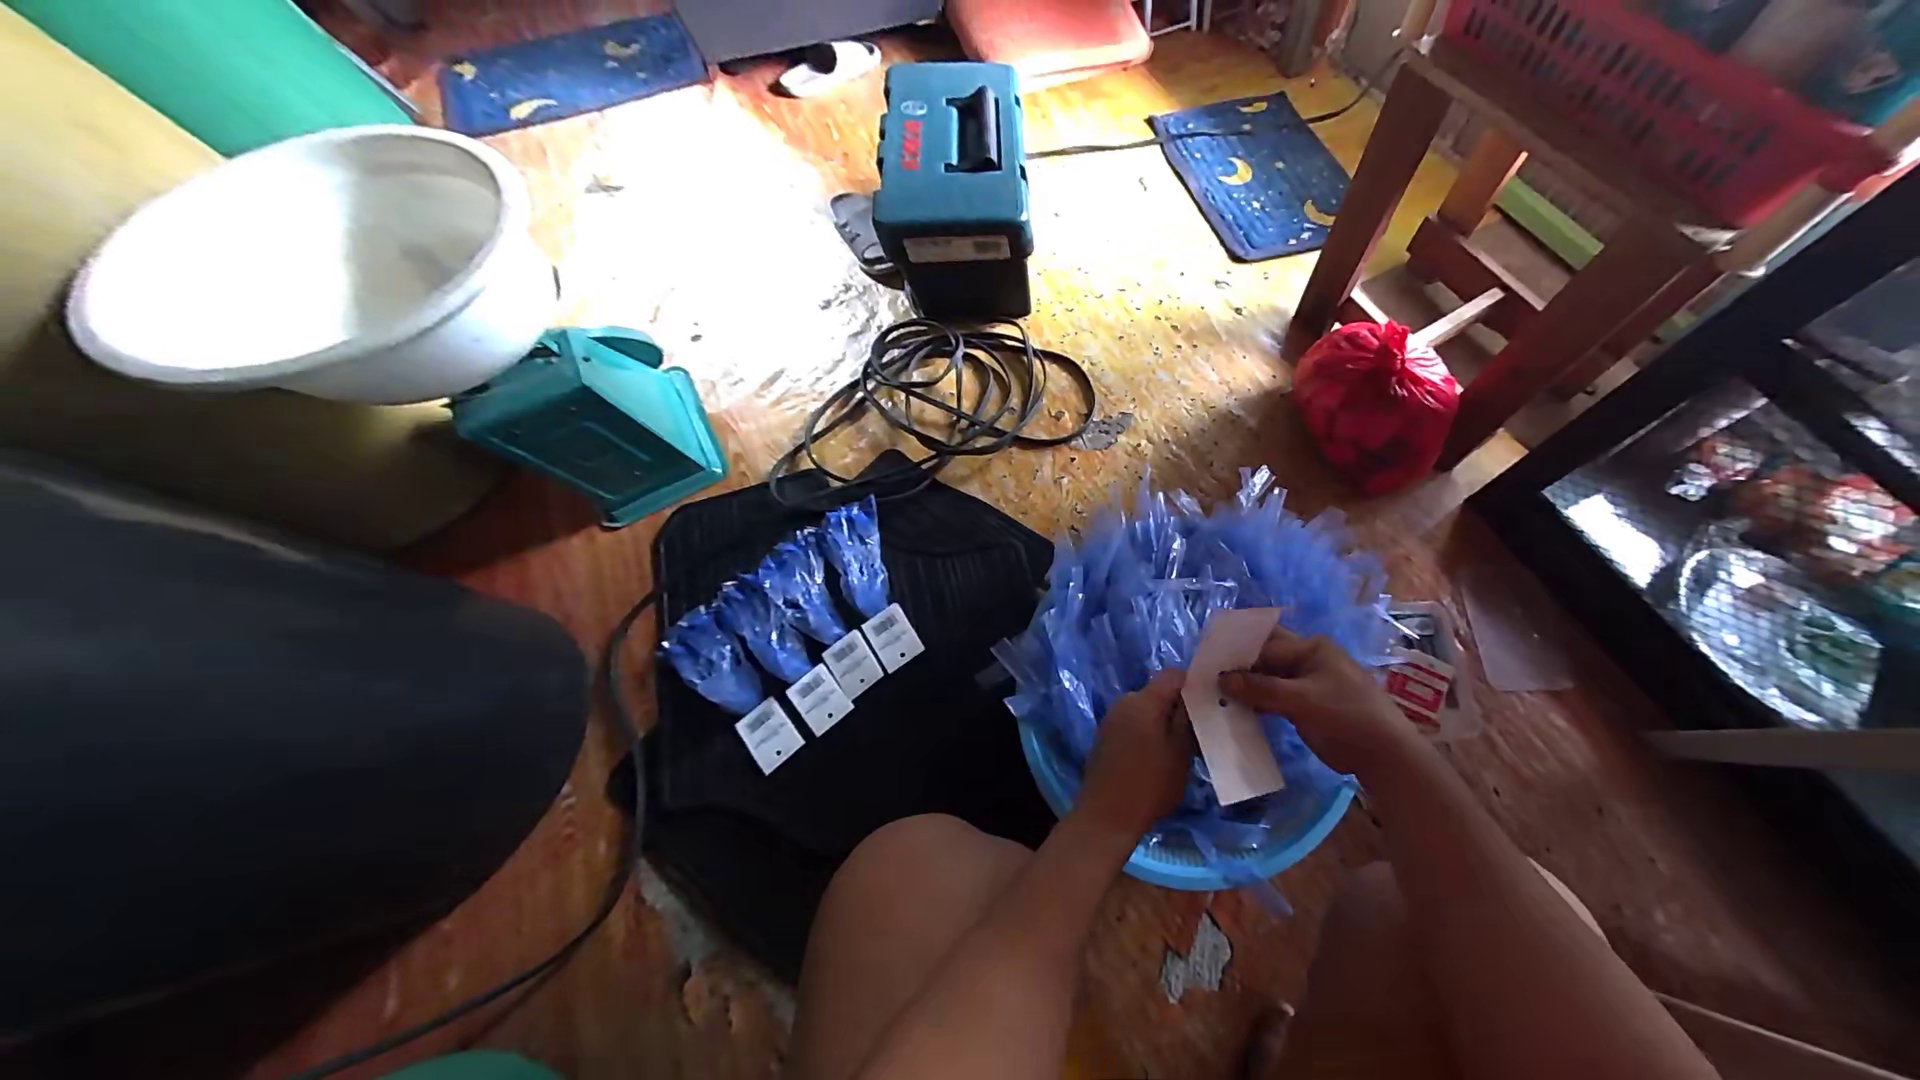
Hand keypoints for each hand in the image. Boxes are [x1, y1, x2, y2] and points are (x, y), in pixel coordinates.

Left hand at [1074, 669, 1195, 843]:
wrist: (1107, 814)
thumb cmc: (1150, 783)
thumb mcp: (1180, 751)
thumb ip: (1187, 718)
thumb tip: (1195, 694)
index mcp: (1142, 701)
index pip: (1172, 675)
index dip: (1194, 684)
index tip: (1212, 702)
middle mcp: (1123, 702)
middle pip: (1158, 692)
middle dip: (1179, 705)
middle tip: (1201, 728)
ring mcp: (1111, 719)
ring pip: (1145, 708)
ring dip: (1163, 720)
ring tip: (1183, 744)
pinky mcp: (1106, 736)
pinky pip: (1133, 722)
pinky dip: (1148, 730)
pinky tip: (1159, 753)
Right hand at [1218, 627, 1418, 778]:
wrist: (1384, 756)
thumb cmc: (1347, 716)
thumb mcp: (1302, 700)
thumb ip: (1260, 688)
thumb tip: (1221, 679)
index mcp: (1311, 648)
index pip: (1266, 645)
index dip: (1238, 655)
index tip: (1208, 664)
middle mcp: (1307, 661)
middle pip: (1265, 658)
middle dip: (1239, 666)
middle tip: (1207, 674)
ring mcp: (1305, 684)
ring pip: (1266, 679)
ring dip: (1244, 687)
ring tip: (1214, 694)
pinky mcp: (1303, 706)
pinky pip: (1272, 698)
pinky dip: (1255, 703)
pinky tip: (1234, 710)